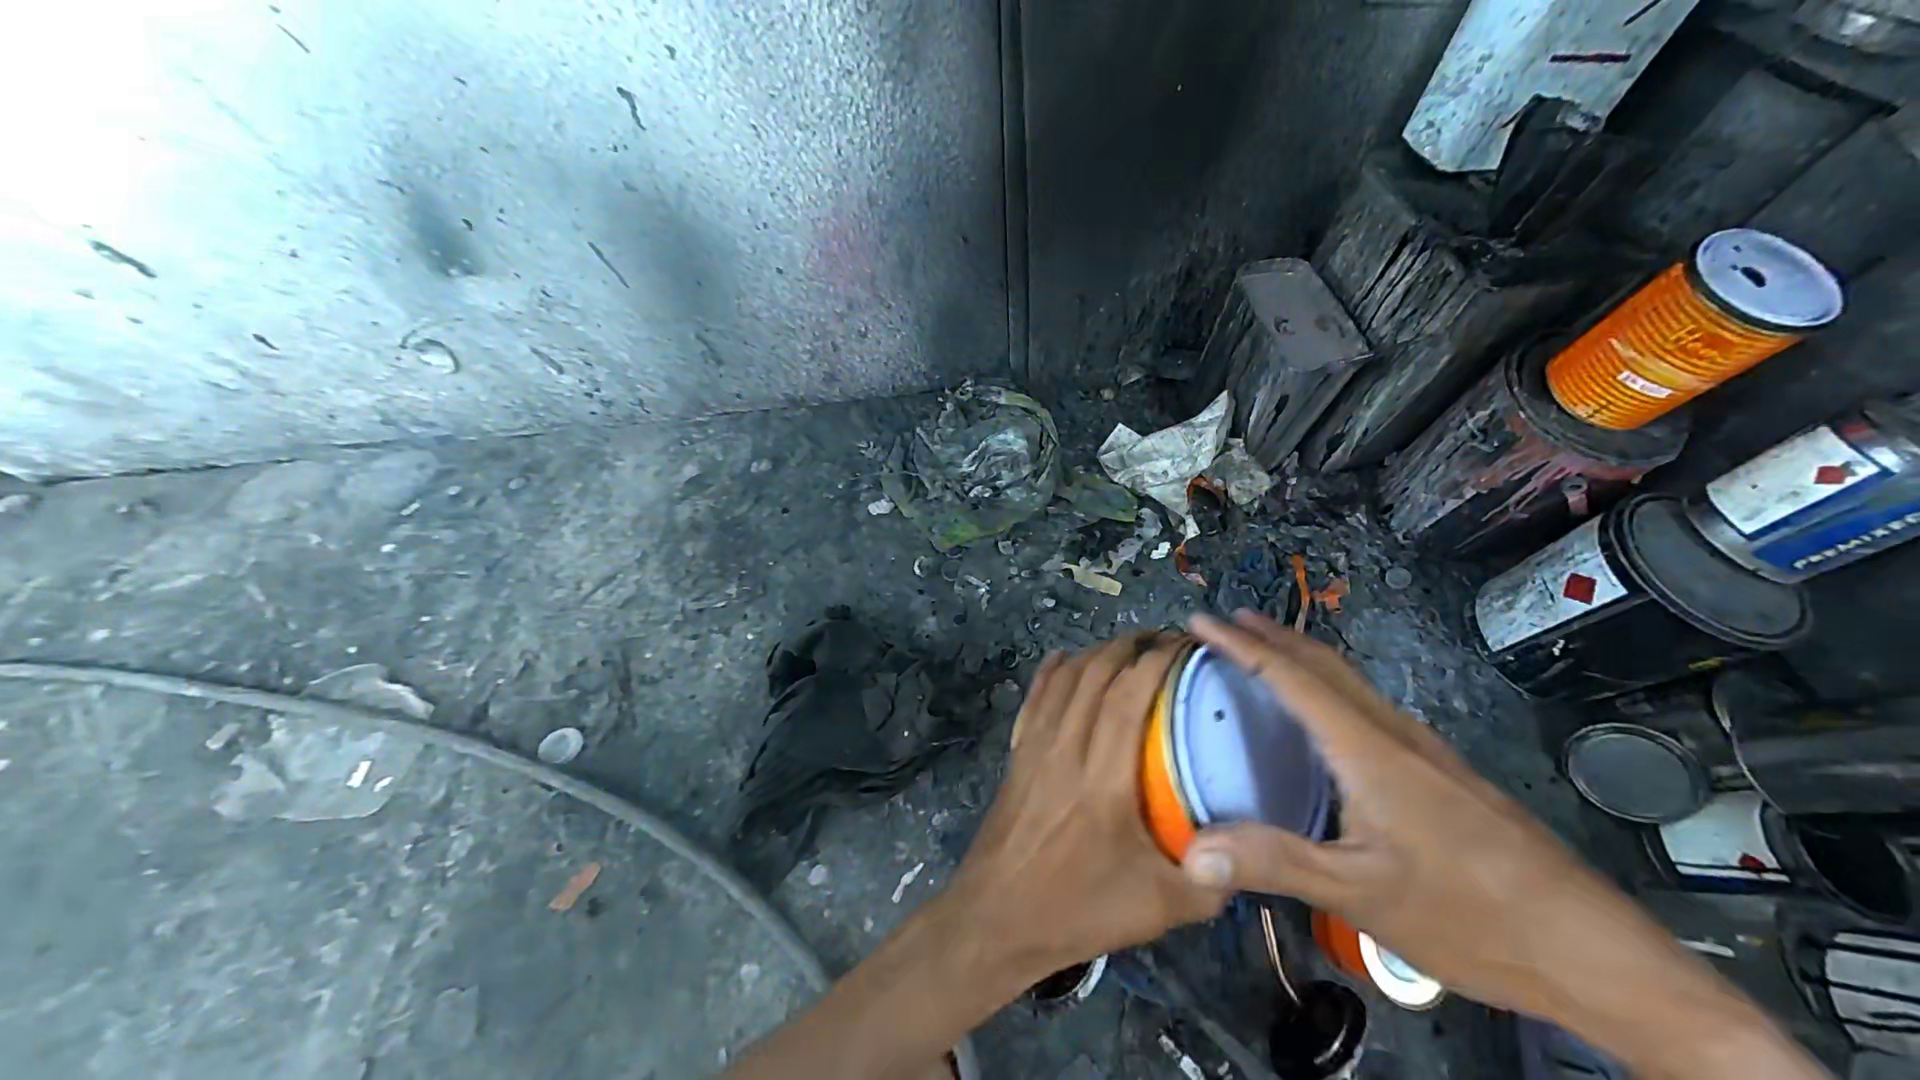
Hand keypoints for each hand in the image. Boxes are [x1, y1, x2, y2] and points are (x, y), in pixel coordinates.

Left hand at [947, 634, 1232, 978]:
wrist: (997, 918)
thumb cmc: (1079, 910)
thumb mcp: (1162, 908)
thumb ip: (1214, 879)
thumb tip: (1251, 848)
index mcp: (1103, 777)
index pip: (1129, 695)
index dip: (1158, 661)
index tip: (1188, 648)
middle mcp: (1065, 747)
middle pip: (1095, 673)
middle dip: (1131, 645)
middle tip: (1165, 640)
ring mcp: (1034, 747)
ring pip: (1064, 679)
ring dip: (1096, 653)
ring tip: (1127, 647)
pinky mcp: (1015, 755)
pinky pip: (1034, 698)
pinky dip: (1052, 672)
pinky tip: (1065, 659)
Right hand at [1180, 611, 1709, 1015]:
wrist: (1593, 951)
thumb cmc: (1470, 916)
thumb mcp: (1361, 894)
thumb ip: (1275, 862)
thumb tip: (1193, 852)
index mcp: (1370, 750)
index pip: (1293, 677)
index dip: (1242, 644)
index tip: (1201, 620)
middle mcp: (1397, 735)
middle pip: (1326, 664)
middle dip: (1272, 635)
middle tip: (1226, 622)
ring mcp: (1426, 752)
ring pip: (1352, 683)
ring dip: (1301, 658)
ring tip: (1264, 654)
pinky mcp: (1442, 773)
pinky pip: (1368, 707)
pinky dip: (1327, 688)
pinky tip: (1323, 720)